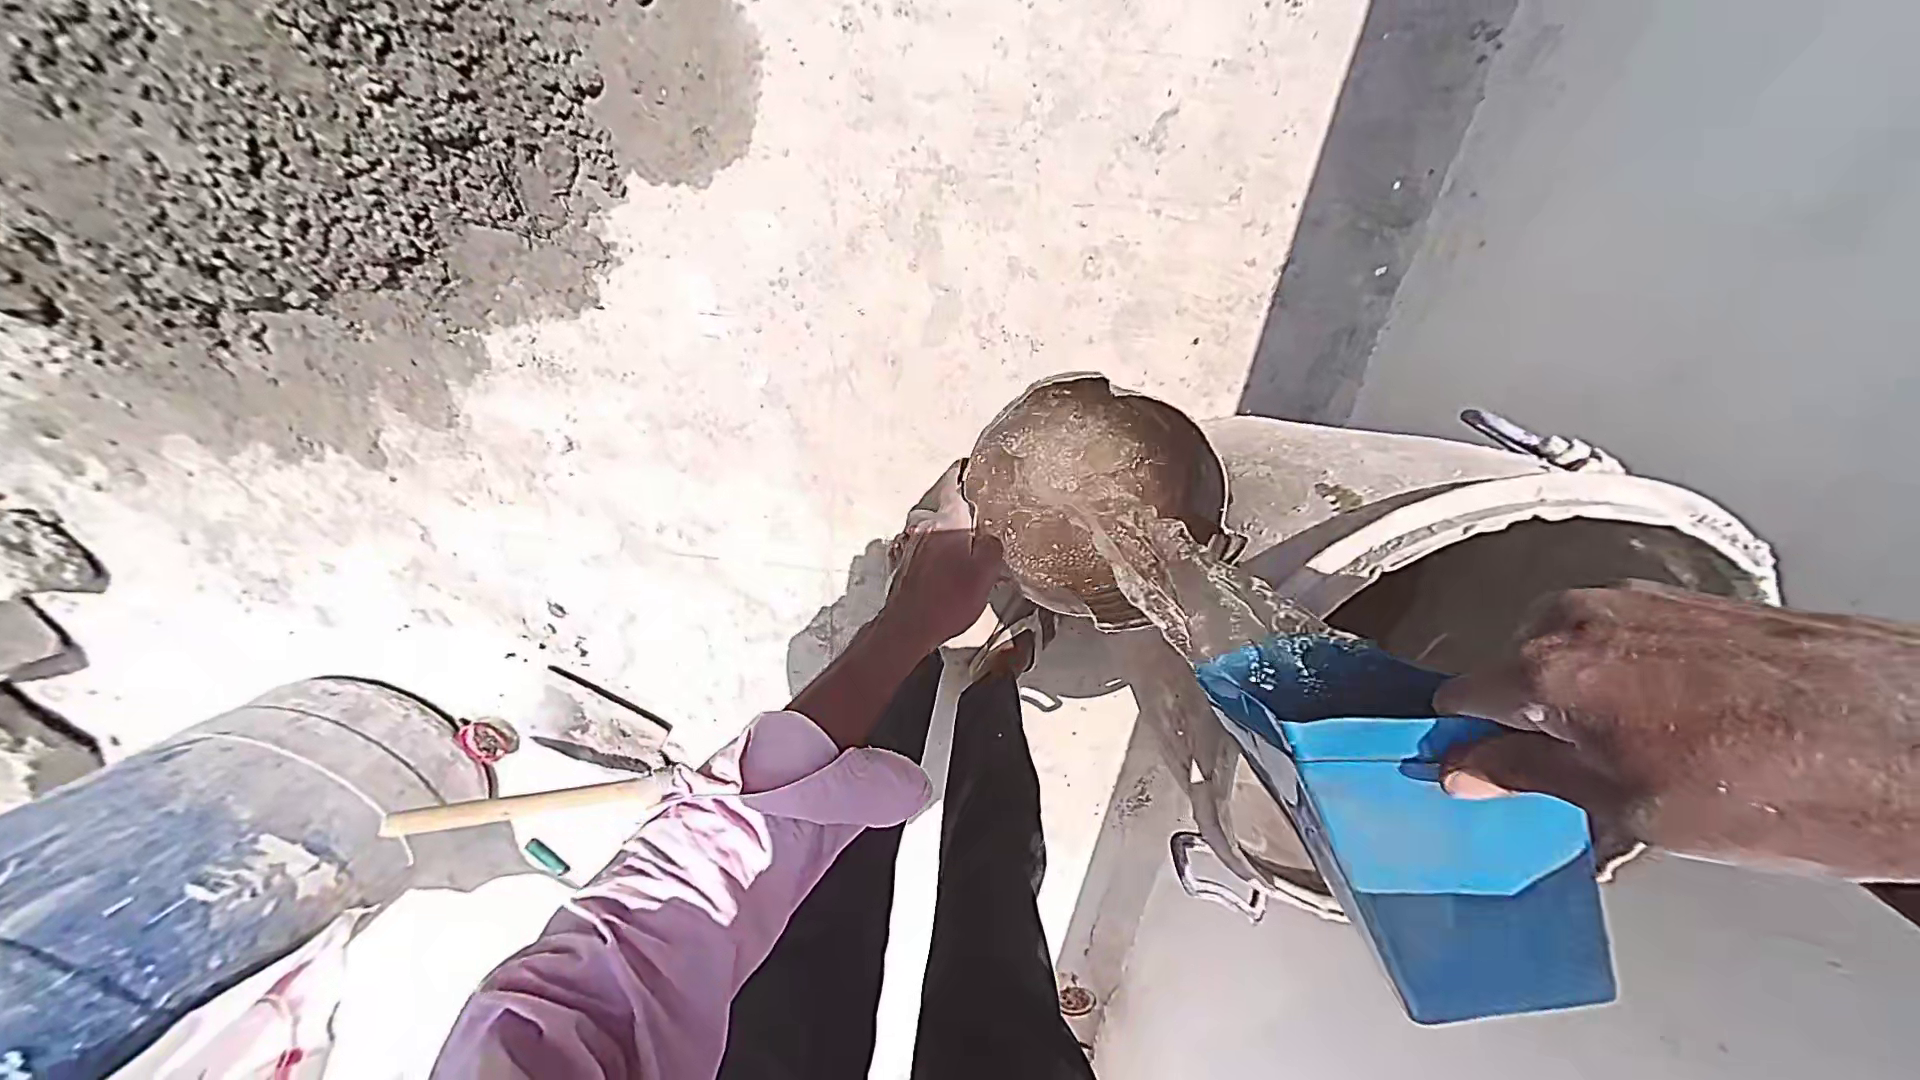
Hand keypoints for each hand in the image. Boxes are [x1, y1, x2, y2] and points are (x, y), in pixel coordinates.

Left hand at [882, 460, 1004, 650]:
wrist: (908, 627)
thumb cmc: (945, 601)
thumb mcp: (985, 573)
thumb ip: (992, 547)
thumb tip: (990, 539)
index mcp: (947, 523)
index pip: (952, 486)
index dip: (961, 473)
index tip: (965, 466)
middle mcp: (923, 529)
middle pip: (940, 510)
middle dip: (955, 515)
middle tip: (971, 525)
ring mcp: (907, 547)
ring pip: (926, 530)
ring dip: (939, 536)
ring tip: (955, 552)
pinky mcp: (899, 566)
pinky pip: (915, 550)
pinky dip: (926, 553)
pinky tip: (936, 568)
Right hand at [1434, 583, 1919, 881]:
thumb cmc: (1800, 782)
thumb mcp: (1631, 808)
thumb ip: (1523, 777)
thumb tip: (1464, 770)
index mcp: (1542, 669)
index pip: (1455, 698)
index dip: (1462, 737)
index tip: (1479, 763)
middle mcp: (1568, 621)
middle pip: (1507, 676)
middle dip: (1532, 721)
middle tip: (1591, 770)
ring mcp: (1622, 603)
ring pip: (1557, 657)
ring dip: (1580, 698)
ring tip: (1655, 744)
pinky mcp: (1670, 599)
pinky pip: (1609, 638)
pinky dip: (1625, 675)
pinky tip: (1687, 714)